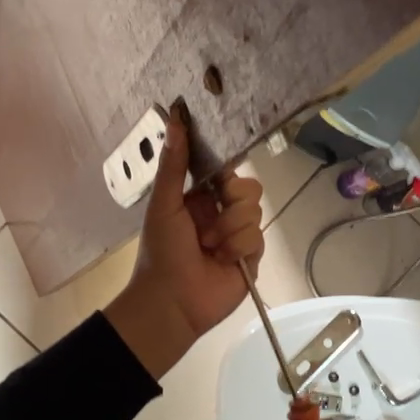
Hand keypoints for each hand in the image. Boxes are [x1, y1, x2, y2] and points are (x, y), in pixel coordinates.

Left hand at [104, 113, 263, 378]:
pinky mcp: (251, 257)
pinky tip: (221, 260)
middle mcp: (220, 213)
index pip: (225, 169)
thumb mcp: (164, 203)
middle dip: (232, 200)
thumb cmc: (161, 251)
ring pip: (254, 211)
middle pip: (248, 187)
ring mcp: (237, 235)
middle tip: (209, 219)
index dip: (228, 167)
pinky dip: (238, 247)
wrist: (171, 301)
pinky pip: (258, 236)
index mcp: (199, 198)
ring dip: (229, 228)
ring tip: (209, 247)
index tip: (223, 169)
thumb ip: (174, 164)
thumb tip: (174, 117)